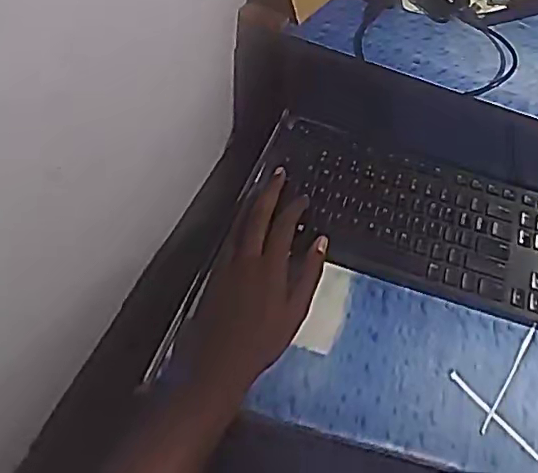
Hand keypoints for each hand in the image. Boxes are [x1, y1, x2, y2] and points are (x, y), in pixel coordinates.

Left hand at [184, 168, 328, 398]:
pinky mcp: (216, 270)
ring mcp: (228, 262)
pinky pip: (230, 234)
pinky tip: (243, 218)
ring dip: (253, 201)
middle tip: (279, 174)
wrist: (218, 363)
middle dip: (270, 191)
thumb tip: (321, 243)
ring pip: (241, 221)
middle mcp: (247, 258)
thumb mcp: (295, 311)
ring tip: (262, 187)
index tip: (302, 198)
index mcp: (270, 267)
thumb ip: (309, 273)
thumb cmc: (261, 342)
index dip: (294, 208)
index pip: (283, 226)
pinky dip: (240, 219)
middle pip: (259, 214)